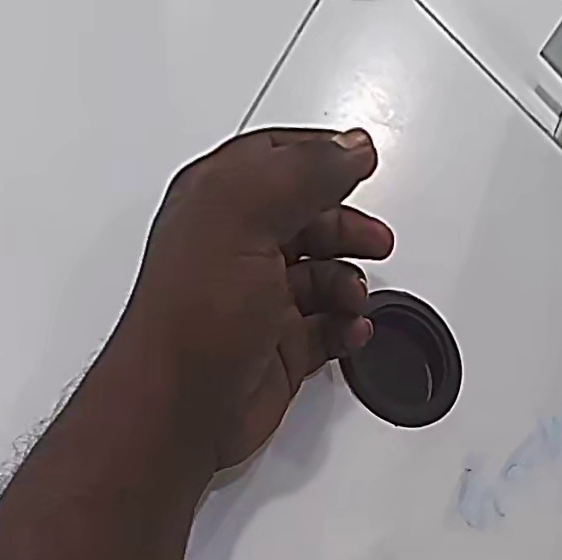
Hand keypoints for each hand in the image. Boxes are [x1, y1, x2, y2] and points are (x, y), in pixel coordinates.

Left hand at [116, 128, 395, 469]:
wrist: (186, 407)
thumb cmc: (197, 321)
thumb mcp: (245, 220)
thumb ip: (301, 174)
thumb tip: (350, 149)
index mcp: (221, 204)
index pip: (278, 162)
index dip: (324, 157)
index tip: (362, 159)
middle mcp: (241, 250)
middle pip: (308, 222)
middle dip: (346, 227)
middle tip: (374, 238)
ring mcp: (261, 302)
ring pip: (323, 279)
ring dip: (349, 284)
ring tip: (354, 298)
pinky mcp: (280, 347)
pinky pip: (327, 329)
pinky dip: (347, 328)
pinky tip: (353, 330)